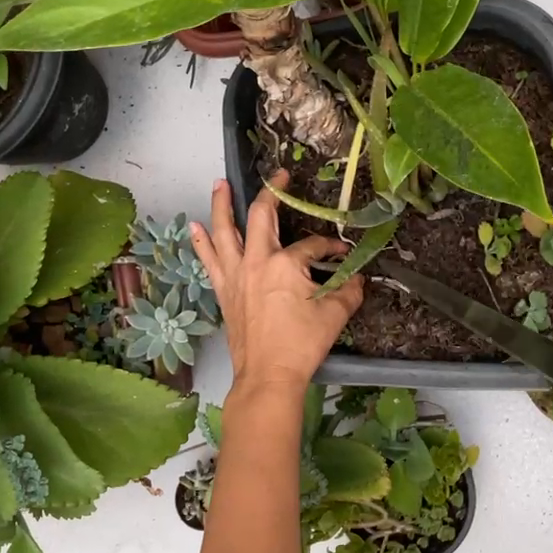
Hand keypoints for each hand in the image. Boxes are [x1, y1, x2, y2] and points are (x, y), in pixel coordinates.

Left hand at [189, 172, 362, 395]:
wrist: (268, 376)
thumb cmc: (301, 345)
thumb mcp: (335, 315)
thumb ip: (348, 290)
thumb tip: (358, 277)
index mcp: (285, 264)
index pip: (313, 245)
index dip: (331, 247)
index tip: (343, 253)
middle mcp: (256, 262)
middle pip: (261, 217)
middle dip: (271, 193)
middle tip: (278, 176)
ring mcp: (235, 275)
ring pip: (224, 231)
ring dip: (221, 205)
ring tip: (218, 183)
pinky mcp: (224, 290)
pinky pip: (209, 259)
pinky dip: (201, 242)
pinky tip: (194, 227)